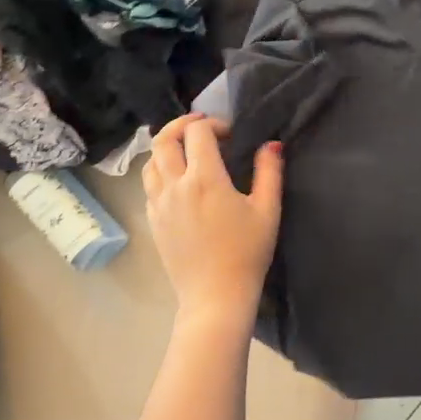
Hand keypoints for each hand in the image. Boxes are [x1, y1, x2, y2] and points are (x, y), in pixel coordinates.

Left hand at [142, 114, 283, 324]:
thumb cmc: (247, 252)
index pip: (197, 133)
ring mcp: (159, 204)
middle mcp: (175, 186)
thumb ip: (269, 172)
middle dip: (181, 125)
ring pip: (150, 162)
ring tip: (188, 152)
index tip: (231, 135)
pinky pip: (149, 185)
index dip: (213, 124)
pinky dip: (161, 172)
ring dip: (168, 148)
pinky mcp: (153, 221)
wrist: (215, 295)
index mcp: (205, 179)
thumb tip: (271, 145)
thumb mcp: (267, 209)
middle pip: (163, 140)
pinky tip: (180, 182)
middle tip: (201, 127)